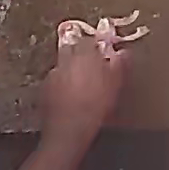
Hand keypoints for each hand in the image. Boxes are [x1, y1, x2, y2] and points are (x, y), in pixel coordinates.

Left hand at [41, 27, 126, 150]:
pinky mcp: (44, 88)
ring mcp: (53, 73)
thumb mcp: (114, 86)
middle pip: (72, 47)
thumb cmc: (96, 106)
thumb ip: (118, 66)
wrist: (68, 129)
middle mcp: (66, 60)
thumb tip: (124, 52)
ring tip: (80, 82)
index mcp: (84, 56)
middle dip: (80, 52)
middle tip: (91, 64)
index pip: (89, 40)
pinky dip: (62, 82)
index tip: (103, 51)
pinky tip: (68, 94)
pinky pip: (55, 79)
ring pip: (63, 64)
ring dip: (71, 68)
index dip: (96, 44)